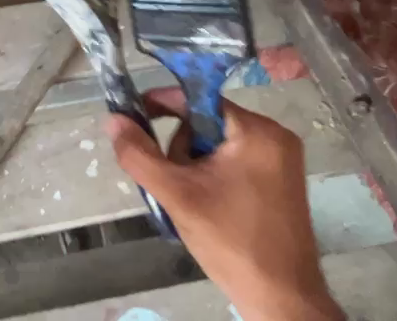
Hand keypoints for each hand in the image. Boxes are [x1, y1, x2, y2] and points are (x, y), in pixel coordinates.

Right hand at [106, 89, 342, 320]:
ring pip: (216, 142)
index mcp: (257, 131)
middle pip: (205, 121)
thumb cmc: (231, 242)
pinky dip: (211, 173)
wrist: (282, 302)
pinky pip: (233, 159)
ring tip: (190, 198)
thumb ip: (139, 154)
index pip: (196, 97)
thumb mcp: (176, 194)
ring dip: (193, 163)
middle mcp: (274, 136)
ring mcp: (281, 159)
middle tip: (173, 180)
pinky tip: (205, 202)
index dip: (161, 104)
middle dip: (180, 147)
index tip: (135, 119)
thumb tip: (113, 120)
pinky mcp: (281, 180)